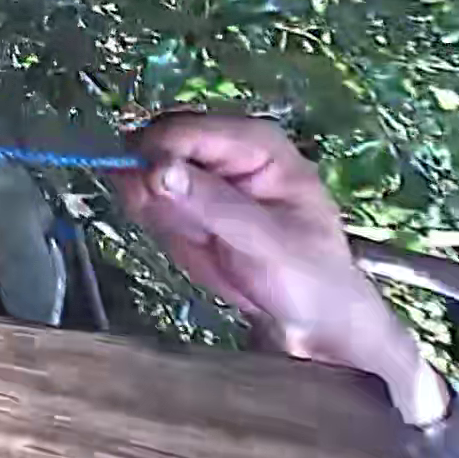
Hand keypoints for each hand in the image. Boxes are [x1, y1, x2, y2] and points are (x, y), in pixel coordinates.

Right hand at [119, 114, 449, 425]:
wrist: (315, 329)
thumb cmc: (310, 281)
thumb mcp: (264, 244)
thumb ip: (206, 201)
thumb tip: (151, 166)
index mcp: (253, 142)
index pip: (181, 128)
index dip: (158, 156)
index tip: (150, 195)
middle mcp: (223, 147)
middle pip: (154, 142)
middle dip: (158, 187)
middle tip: (181, 228)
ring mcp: (201, 170)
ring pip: (143, 169)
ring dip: (159, 210)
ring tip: (200, 244)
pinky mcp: (184, 194)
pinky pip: (144, 195)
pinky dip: (157, 221)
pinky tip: (191, 245)